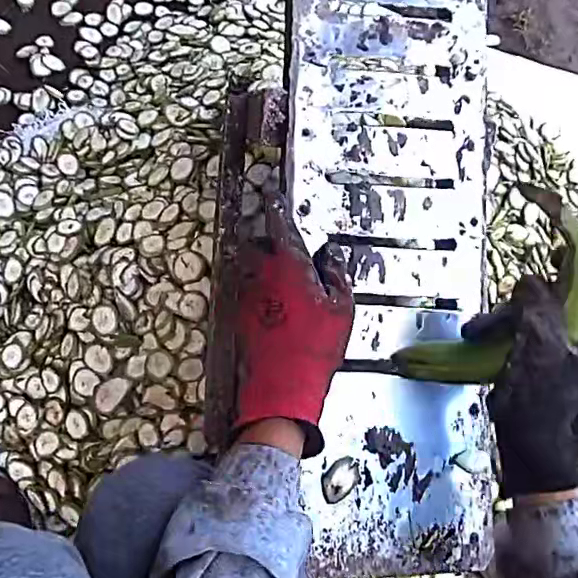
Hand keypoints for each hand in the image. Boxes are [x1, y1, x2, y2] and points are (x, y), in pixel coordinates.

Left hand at [232, 191, 353, 455]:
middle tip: (291, 258)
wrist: (281, 384)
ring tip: (283, 287)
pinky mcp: (236, 311)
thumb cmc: (315, 346)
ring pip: (250, 266)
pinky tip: (273, 307)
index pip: (279, 224)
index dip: (275, 205)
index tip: (271, 192)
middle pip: (259, 244)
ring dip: (263, 267)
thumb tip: (328, 255)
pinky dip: (257, 289)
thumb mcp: (342, 308)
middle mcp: (260, 273)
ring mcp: (244, 291)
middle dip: (272, 245)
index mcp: (288, 264)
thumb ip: (335, 274)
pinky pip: (246, 288)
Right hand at [464, 273, 577, 496]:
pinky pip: (528, 329)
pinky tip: (479, 333)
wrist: (522, 435)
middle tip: (521, 284)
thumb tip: (530, 279)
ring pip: (544, 314)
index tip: (577, 249)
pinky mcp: (546, 357)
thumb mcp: (542, 345)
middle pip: (575, 300)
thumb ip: (539, 307)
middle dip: (538, 295)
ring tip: (478, 328)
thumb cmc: (541, 396)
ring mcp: (571, 351)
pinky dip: (505, 328)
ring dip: (508, 316)